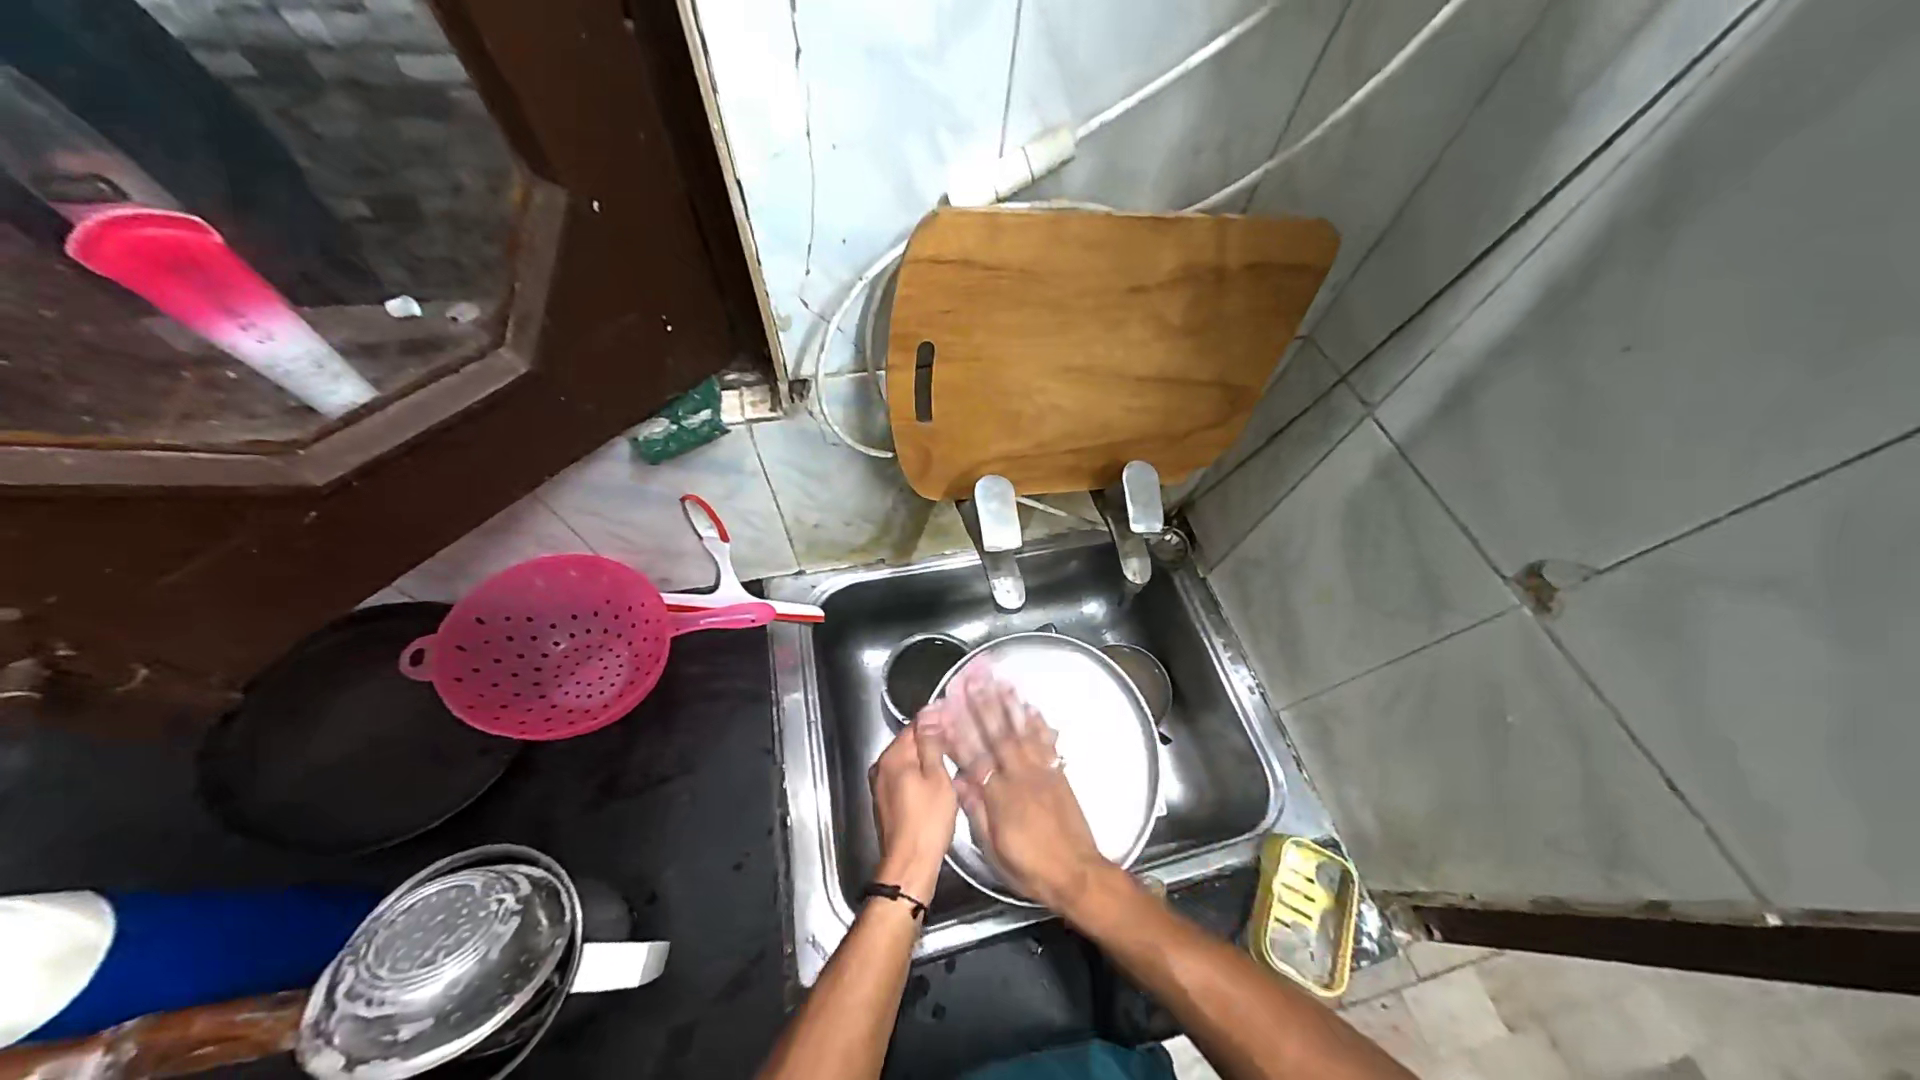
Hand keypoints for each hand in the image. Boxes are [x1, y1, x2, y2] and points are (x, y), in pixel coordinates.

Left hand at [868, 714, 958, 902]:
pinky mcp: (885, 801)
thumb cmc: (928, 820)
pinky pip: (903, 778)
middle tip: (957, 745)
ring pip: (907, 761)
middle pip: (909, 742)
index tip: (956, 725)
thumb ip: (932, 744)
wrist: (909, 863)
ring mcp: (880, 785)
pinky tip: (936, 785)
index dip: (936, 722)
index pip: (915, 725)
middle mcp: (881, 766)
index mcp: (893, 756)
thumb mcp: (937, 777)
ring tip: (951, 764)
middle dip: (931, 741)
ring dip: (925, 760)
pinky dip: (918, 777)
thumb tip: (929, 715)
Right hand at [939, 667, 1113, 913]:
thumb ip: (976, 810)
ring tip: (999, 683)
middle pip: (997, 735)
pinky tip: (1031, 707)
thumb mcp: (993, 848)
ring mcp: (1042, 773)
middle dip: (982, 705)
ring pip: (1022, 732)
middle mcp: (1020, 777)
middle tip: (971, 680)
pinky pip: (1046, 743)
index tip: (946, 708)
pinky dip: (1038, 723)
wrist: (1077, 874)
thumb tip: (958, 780)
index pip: (973, 756)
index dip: (958, 730)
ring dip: (1009, 706)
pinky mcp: (1058, 775)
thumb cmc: (1030, 867)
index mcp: (1000, 796)